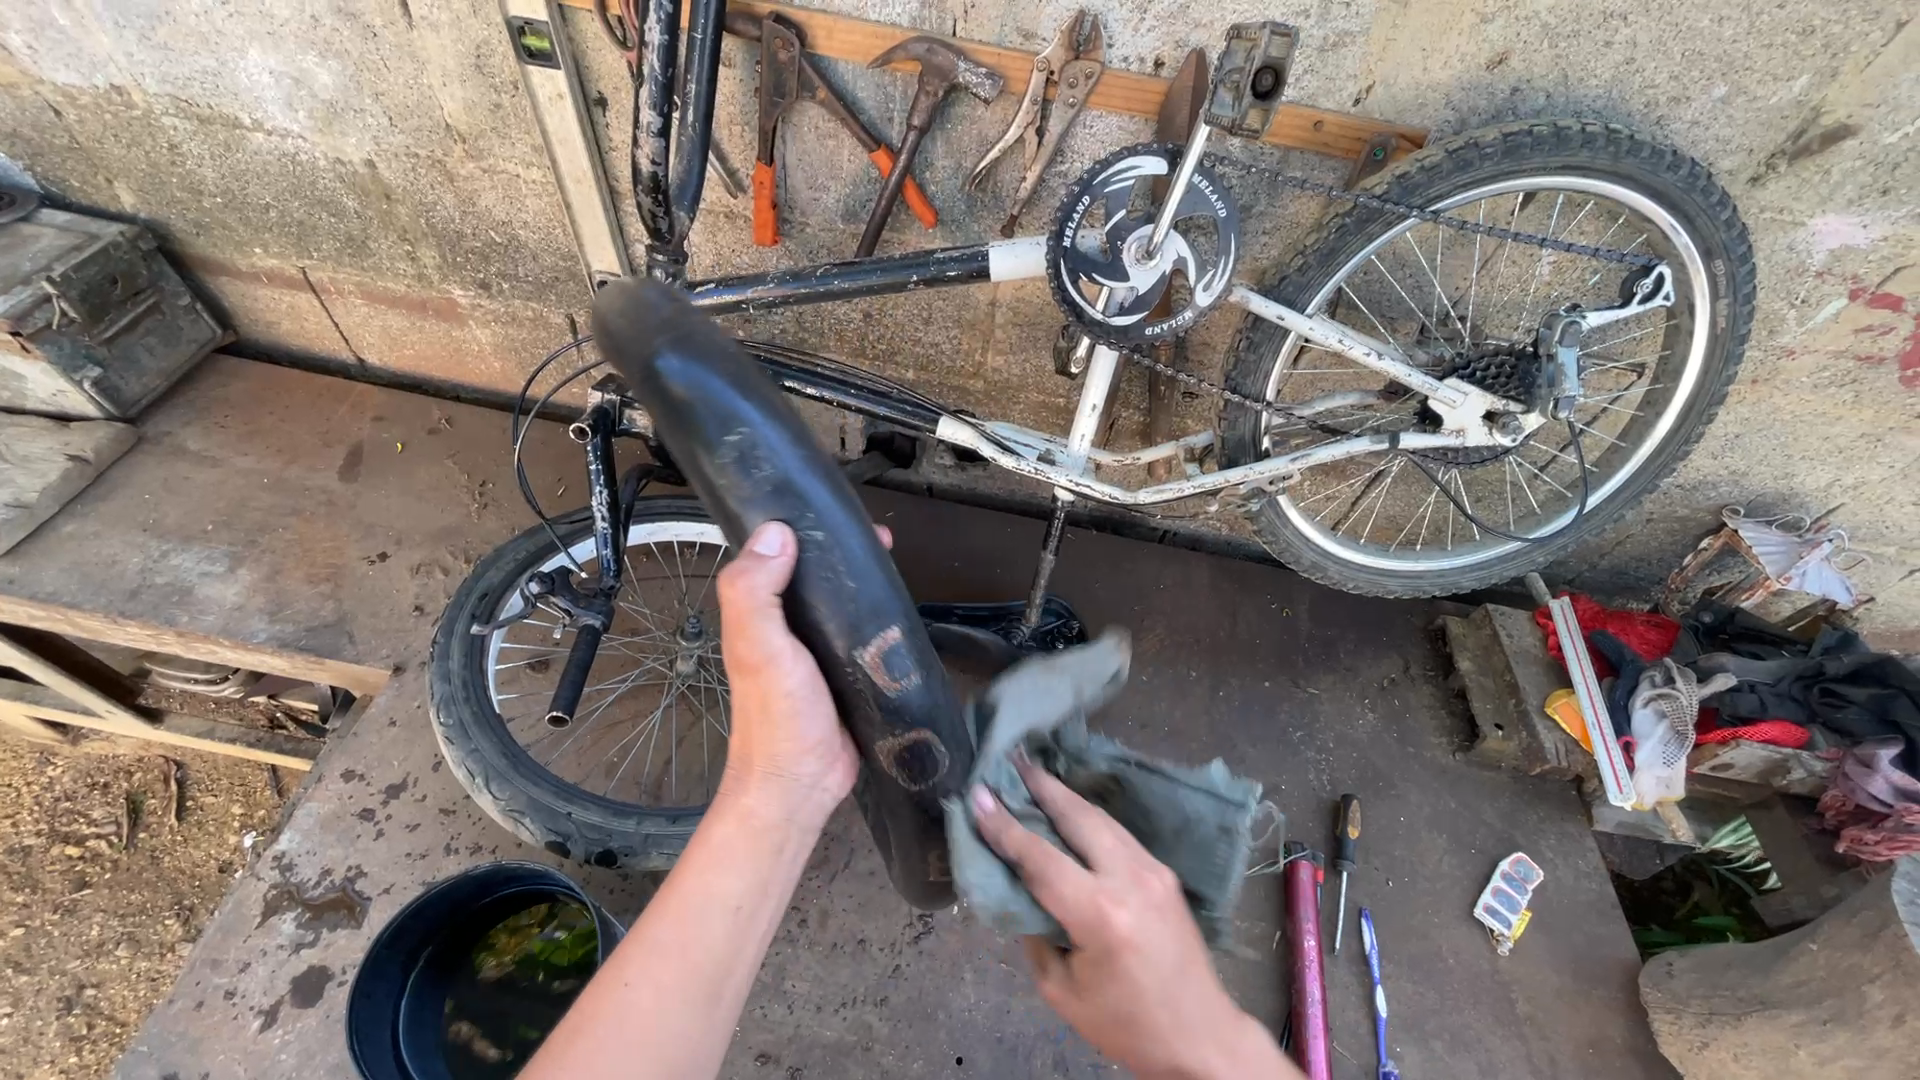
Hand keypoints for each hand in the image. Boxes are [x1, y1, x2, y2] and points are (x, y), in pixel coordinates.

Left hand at [713, 520, 868, 824]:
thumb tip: (775, 533)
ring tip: (894, 563)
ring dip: (865, 581)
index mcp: (760, 613)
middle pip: (816, 576)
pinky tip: (900, 607)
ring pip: (843, 602)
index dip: (802, 529)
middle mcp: (787, 627)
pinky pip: (864, 632)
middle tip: (881, 539)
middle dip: (844, 553)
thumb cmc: (776, 719)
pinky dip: (880, 615)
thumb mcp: (758, 648)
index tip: (836, 515)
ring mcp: (819, 650)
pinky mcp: (848, 671)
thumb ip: (755, 593)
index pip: (776, 556)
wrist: (803, 784)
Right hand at [971, 759, 1298, 1079]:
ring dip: (1064, 795)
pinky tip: (1070, 808)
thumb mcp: (1062, 990)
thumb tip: (1020, 888)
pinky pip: (1117, 833)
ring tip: (1034, 775)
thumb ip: (1035, 932)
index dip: (1003, 825)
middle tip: (1009, 760)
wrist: (1201, 1036)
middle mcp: (1129, 878)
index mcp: (1100, 914)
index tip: (977, 795)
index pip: (1039, 857)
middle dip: (1040, 786)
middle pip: (1076, 816)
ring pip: (1099, 818)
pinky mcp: (1163, 872)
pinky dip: (1087, 816)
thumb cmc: (1126, 1024)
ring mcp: (1152, 870)